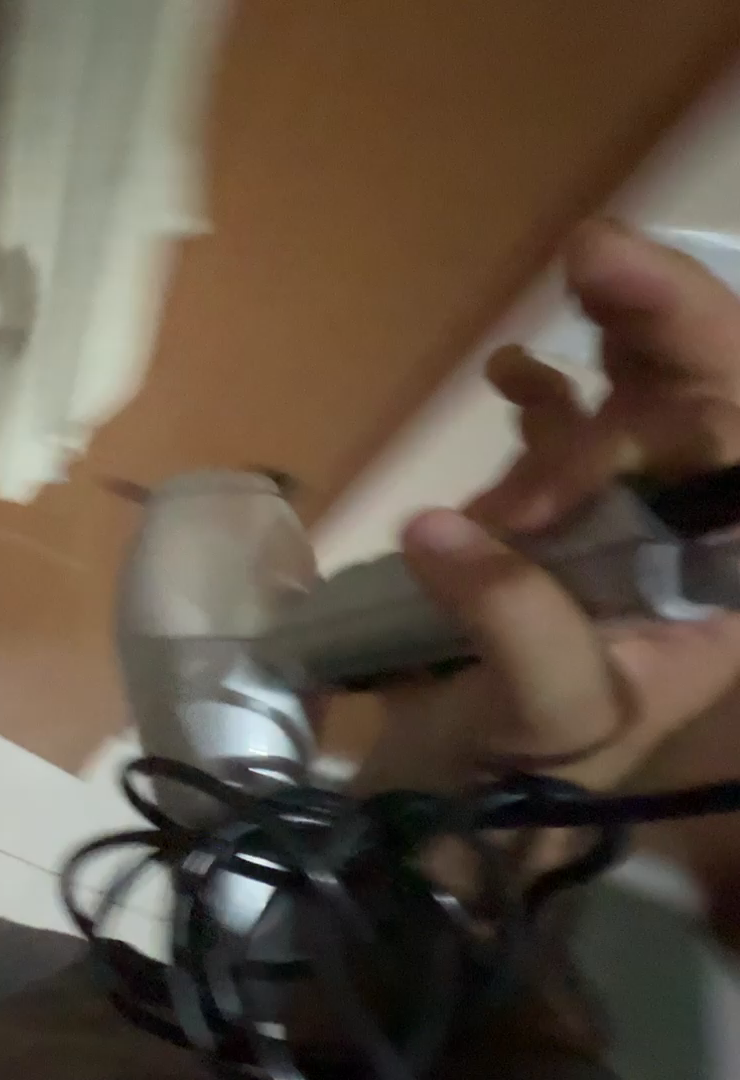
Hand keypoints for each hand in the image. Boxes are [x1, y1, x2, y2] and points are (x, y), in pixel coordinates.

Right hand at [358, 222, 739, 803]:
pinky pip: (568, 451)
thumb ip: (510, 615)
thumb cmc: (520, 766)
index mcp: (730, 575)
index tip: (611, 268)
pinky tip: (512, 375)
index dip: (692, 339)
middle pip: (705, 408)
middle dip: (659, 330)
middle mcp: (694, 542)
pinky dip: (544, 406)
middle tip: (586, 257)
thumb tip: (433, 523)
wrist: (465, 794)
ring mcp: (622, 537)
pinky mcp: (553, 538)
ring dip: (596, 375)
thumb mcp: (540, 707)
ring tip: (526, 354)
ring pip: (639, 422)